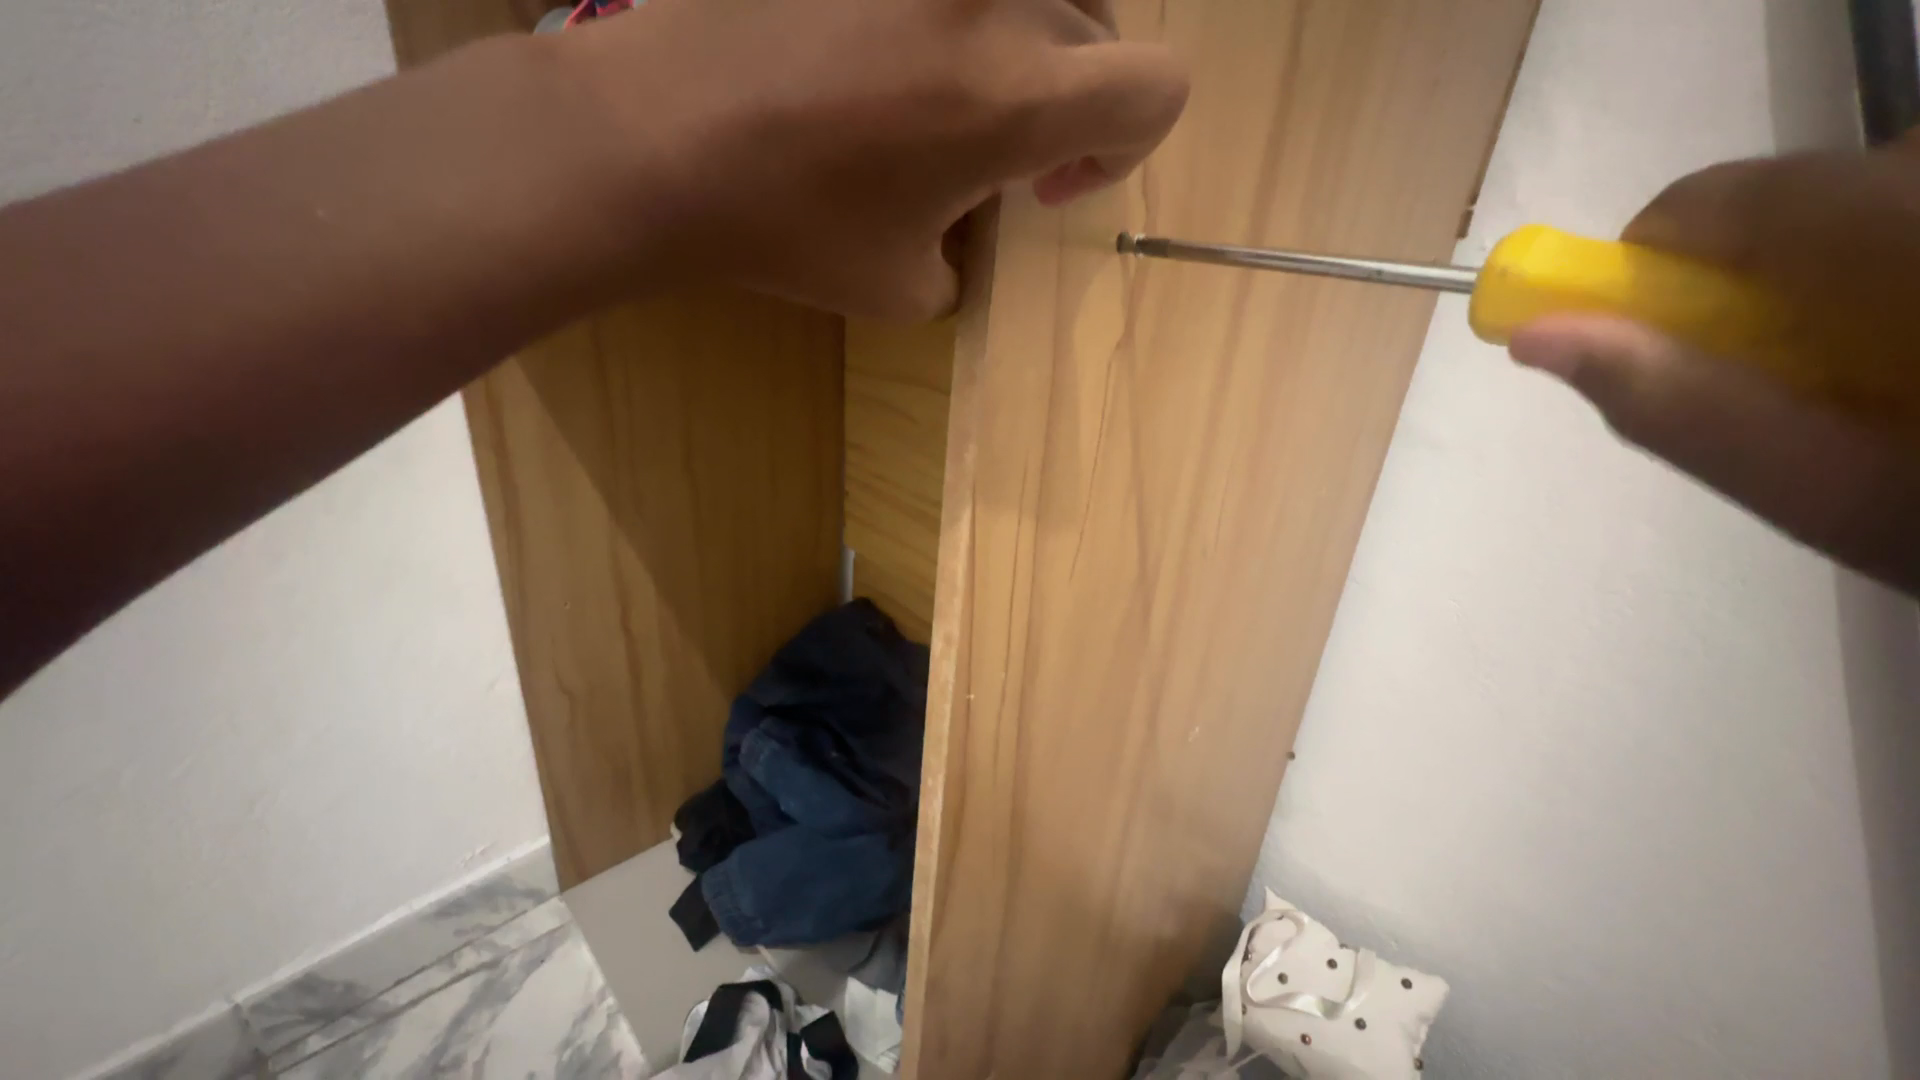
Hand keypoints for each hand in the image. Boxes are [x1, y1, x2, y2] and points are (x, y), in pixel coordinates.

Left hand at [569, 0, 1188, 318]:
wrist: (654, 140)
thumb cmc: (787, 229)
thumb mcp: (902, 288)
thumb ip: (972, 258)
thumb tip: (969, 226)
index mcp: (1016, 95)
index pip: (1157, 88)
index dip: (1126, 146)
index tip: (1051, 185)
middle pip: (1098, 30)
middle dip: (1069, 101)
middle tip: (994, 152)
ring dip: (1021, 46)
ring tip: (947, 95)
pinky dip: (949, 24)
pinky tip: (889, 55)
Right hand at [1507, 141, 1919, 593]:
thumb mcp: (1832, 497)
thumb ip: (1680, 410)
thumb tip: (1536, 337)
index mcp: (1916, 255)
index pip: (1730, 202)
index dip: (1658, 262)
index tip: (1652, 329)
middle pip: (1821, 192)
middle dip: (1775, 279)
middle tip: (1809, 379)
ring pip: (1893, 189)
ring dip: (1857, 270)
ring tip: (1903, 369)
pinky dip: (1905, 265)